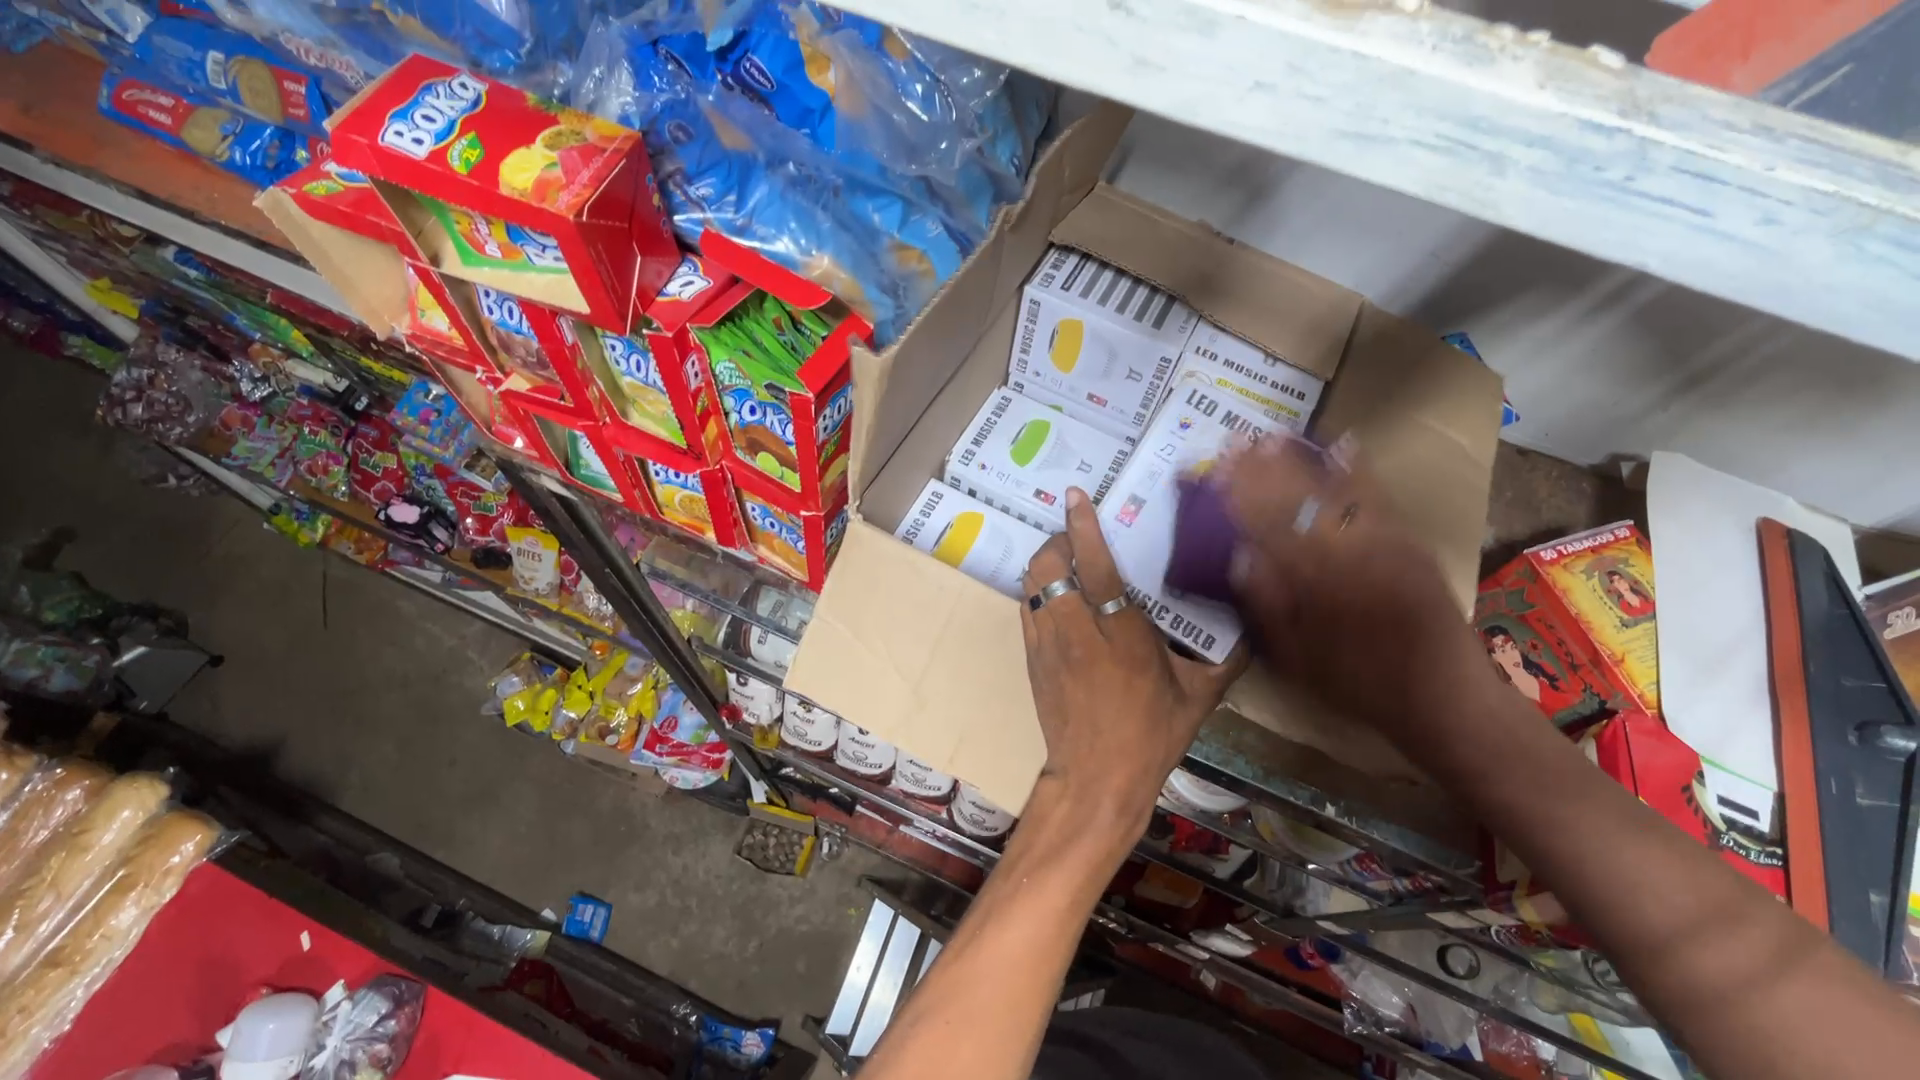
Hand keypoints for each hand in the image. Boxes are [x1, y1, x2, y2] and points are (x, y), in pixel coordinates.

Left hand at [1019, 488, 1246, 837]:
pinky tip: (1056, 598)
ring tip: (1065, 560)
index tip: (1077, 497)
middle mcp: (1078, 634)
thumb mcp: (1199, 697)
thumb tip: (1253, 628)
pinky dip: (1038, 592)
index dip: (1085, 528)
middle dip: (1059, 540)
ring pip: (1033, 585)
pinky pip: (1027, 610)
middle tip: (1078, 537)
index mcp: (1124, 636)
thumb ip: (1226, 658)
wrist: (1096, 778)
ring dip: (1045, 564)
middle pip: (1050, 567)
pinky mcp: (1032, 661)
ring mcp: (1048, 646)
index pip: (1096, 568)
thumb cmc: (1151, 736)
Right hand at [1214, 434, 1487, 735]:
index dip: (1238, 493)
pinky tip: (1345, 444)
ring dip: (1302, 460)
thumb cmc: (1361, 685)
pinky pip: (1378, 496)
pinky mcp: (1408, 541)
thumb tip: (1241, 557)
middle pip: (1296, 499)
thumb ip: (1269, 606)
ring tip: (1276, 436)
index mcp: (1313, 581)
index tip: (1216, 469)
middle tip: (1239, 440)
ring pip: (1333, 490)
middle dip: (1263, 468)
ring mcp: (1382, 541)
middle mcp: (1346, 552)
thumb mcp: (1299, 659)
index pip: (1265, 525)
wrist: (1444, 696)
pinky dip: (1357, 468)